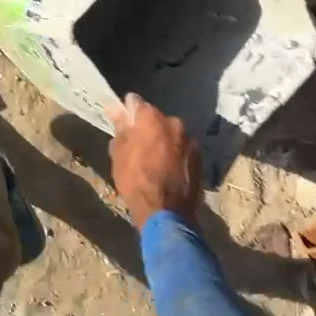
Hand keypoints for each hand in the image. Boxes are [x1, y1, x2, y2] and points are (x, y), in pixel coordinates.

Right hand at [105, 92, 202, 228]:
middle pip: (155, 117)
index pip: (134, 102)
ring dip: (162, 140)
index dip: (126, 112)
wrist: (167, 214)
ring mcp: (190, 141)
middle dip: (146, 126)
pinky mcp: (200, 158)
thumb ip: (120, 128)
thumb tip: (116, 110)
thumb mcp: (119, 153)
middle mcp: (173, 123)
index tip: (121, 123)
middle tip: (137, 143)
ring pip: (170, 133)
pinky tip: (166, 168)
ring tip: (153, 158)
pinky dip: (174, 153)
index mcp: (151, 117)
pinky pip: (182, 148)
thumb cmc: (136, 180)